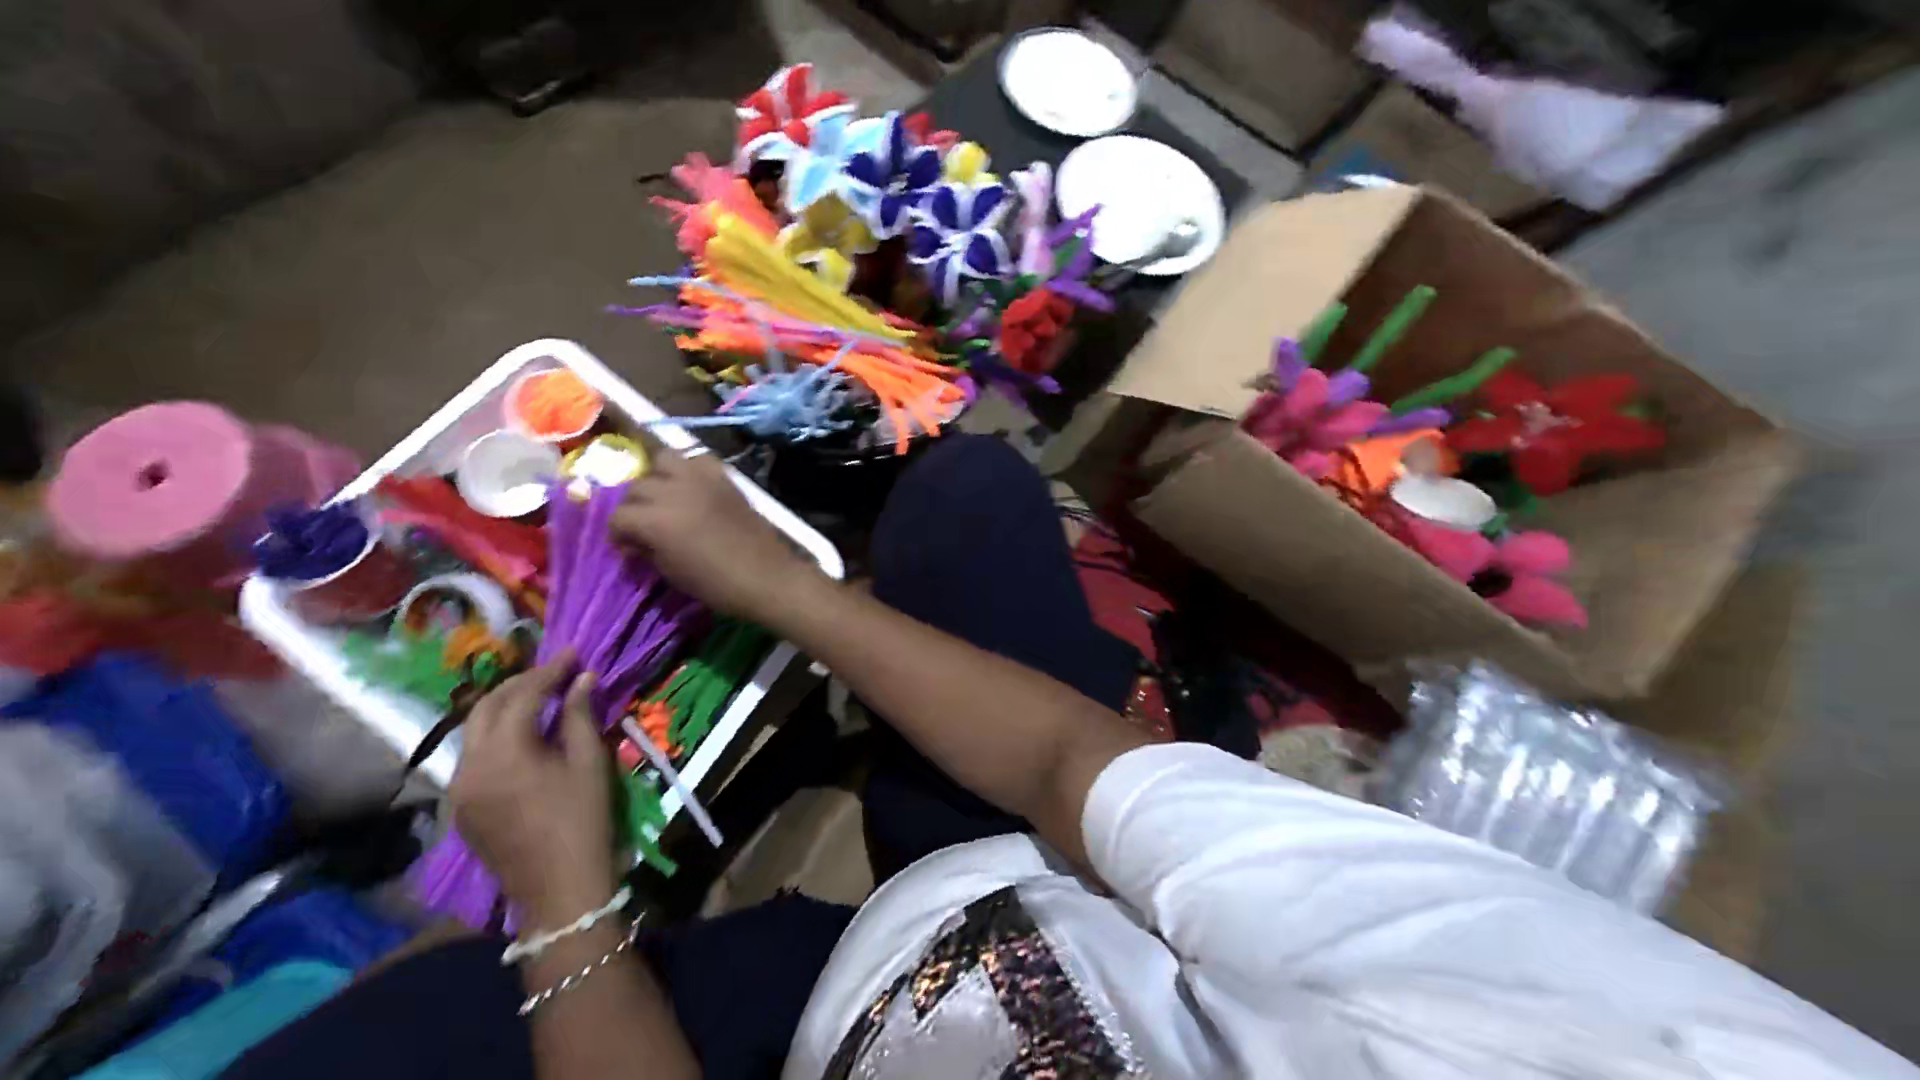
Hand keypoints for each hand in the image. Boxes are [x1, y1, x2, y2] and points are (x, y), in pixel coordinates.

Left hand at [450, 652, 616, 925]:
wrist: (560, 888)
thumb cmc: (583, 819)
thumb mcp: (589, 763)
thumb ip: (580, 716)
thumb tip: (582, 679)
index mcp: (503, 754)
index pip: (521, 696)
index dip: (548, 671)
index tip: (572, 654)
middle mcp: (469, 766)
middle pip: (486, 707)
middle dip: (520, 683)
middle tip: (554, 672)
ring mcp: (459, 790)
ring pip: (474, 732)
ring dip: (504, 708)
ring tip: (538, 698)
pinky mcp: (461, 808)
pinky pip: (473, 758)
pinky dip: (496, 737)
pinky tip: (522, 737)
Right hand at [610, 451, 821, 625]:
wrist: (766, 576)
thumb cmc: (716, 584)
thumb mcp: (670, 572)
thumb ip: (647, 549)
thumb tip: (634, 541)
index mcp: (654, 520)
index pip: (617, 516)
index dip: (618, 534)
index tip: (628, 548)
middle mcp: (672, 491)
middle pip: (636, 486)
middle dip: (634, 506)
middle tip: (644, 526)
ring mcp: (700, 479)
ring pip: (663, 460)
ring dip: (658, 477)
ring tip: (665, 498)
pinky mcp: (724, 477)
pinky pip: (698, 459)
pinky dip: (690, 469)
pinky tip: (694, 488)